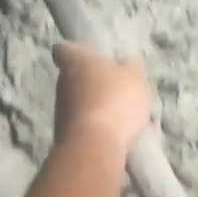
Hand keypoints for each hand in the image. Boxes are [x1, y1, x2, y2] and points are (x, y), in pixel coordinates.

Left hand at [51, 43, 152, 161]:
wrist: (94, 148)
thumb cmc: (114, 100)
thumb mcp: (134, 77)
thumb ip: (130, 67)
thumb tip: (124, 64)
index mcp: (75, 62)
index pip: (64, 48)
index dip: (76, 50)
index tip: (90, 56)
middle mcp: (63, 84)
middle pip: (78, 78)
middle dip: (98, 83)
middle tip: (122, 90)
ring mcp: (62, 112)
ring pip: (86, 104)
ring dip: (104, 109)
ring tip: (132, 119)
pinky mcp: (68, 137)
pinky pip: (91, 127)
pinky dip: (106, 130)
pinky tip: (129, 138)